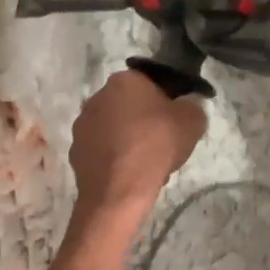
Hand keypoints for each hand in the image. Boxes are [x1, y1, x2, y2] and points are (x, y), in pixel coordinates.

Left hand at [69, 71, 206, 222]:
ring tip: (148, 165)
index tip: (176, 120)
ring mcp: (82, 125)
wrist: (119, 189)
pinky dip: (115, 160)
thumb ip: (194, 105)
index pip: (150, 83)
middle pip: (129, 107)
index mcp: (124, 80)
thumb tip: (190, 104)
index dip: (166, 101)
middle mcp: (97, 96)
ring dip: (129, 141)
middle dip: (145, 122)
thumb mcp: (192, 121)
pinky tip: (130, 176)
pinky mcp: (76, 151)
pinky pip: (103, 151)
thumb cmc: (156, 145)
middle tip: (163, 143)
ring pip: (115, 130)